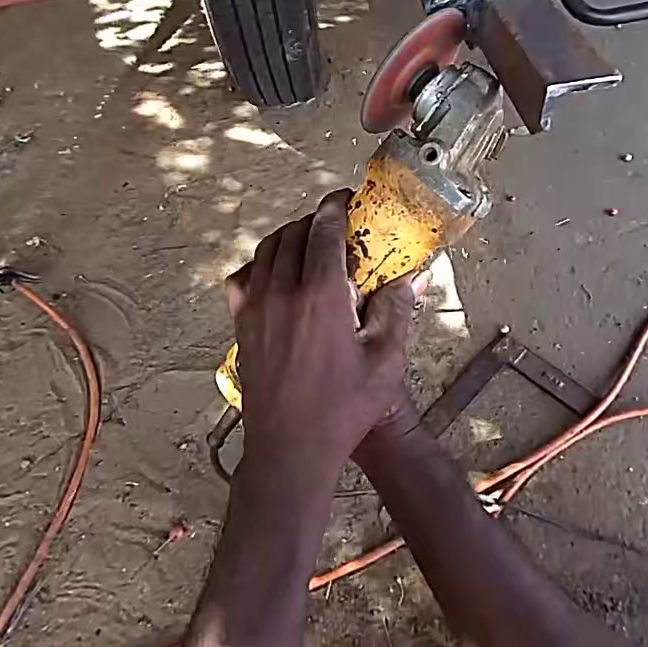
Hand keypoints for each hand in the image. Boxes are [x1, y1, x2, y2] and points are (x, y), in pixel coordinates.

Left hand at [226, 189, 420, 479]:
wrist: (291, 447)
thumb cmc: (343, 408)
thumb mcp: (386, 361)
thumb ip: (396, 310)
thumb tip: (406, 278)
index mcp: (320, 294)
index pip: (324, 231)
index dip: (335, 208)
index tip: (345, 199)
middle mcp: (283, 291)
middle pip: (293, 233)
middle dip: (314, 220)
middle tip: (333, 224)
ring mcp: (256, 306)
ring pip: (266, 250)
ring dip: (287, 236)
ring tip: (307, 242)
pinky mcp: (241, 323)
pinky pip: (243, 277)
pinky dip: (258, 263)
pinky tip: (273, 274)